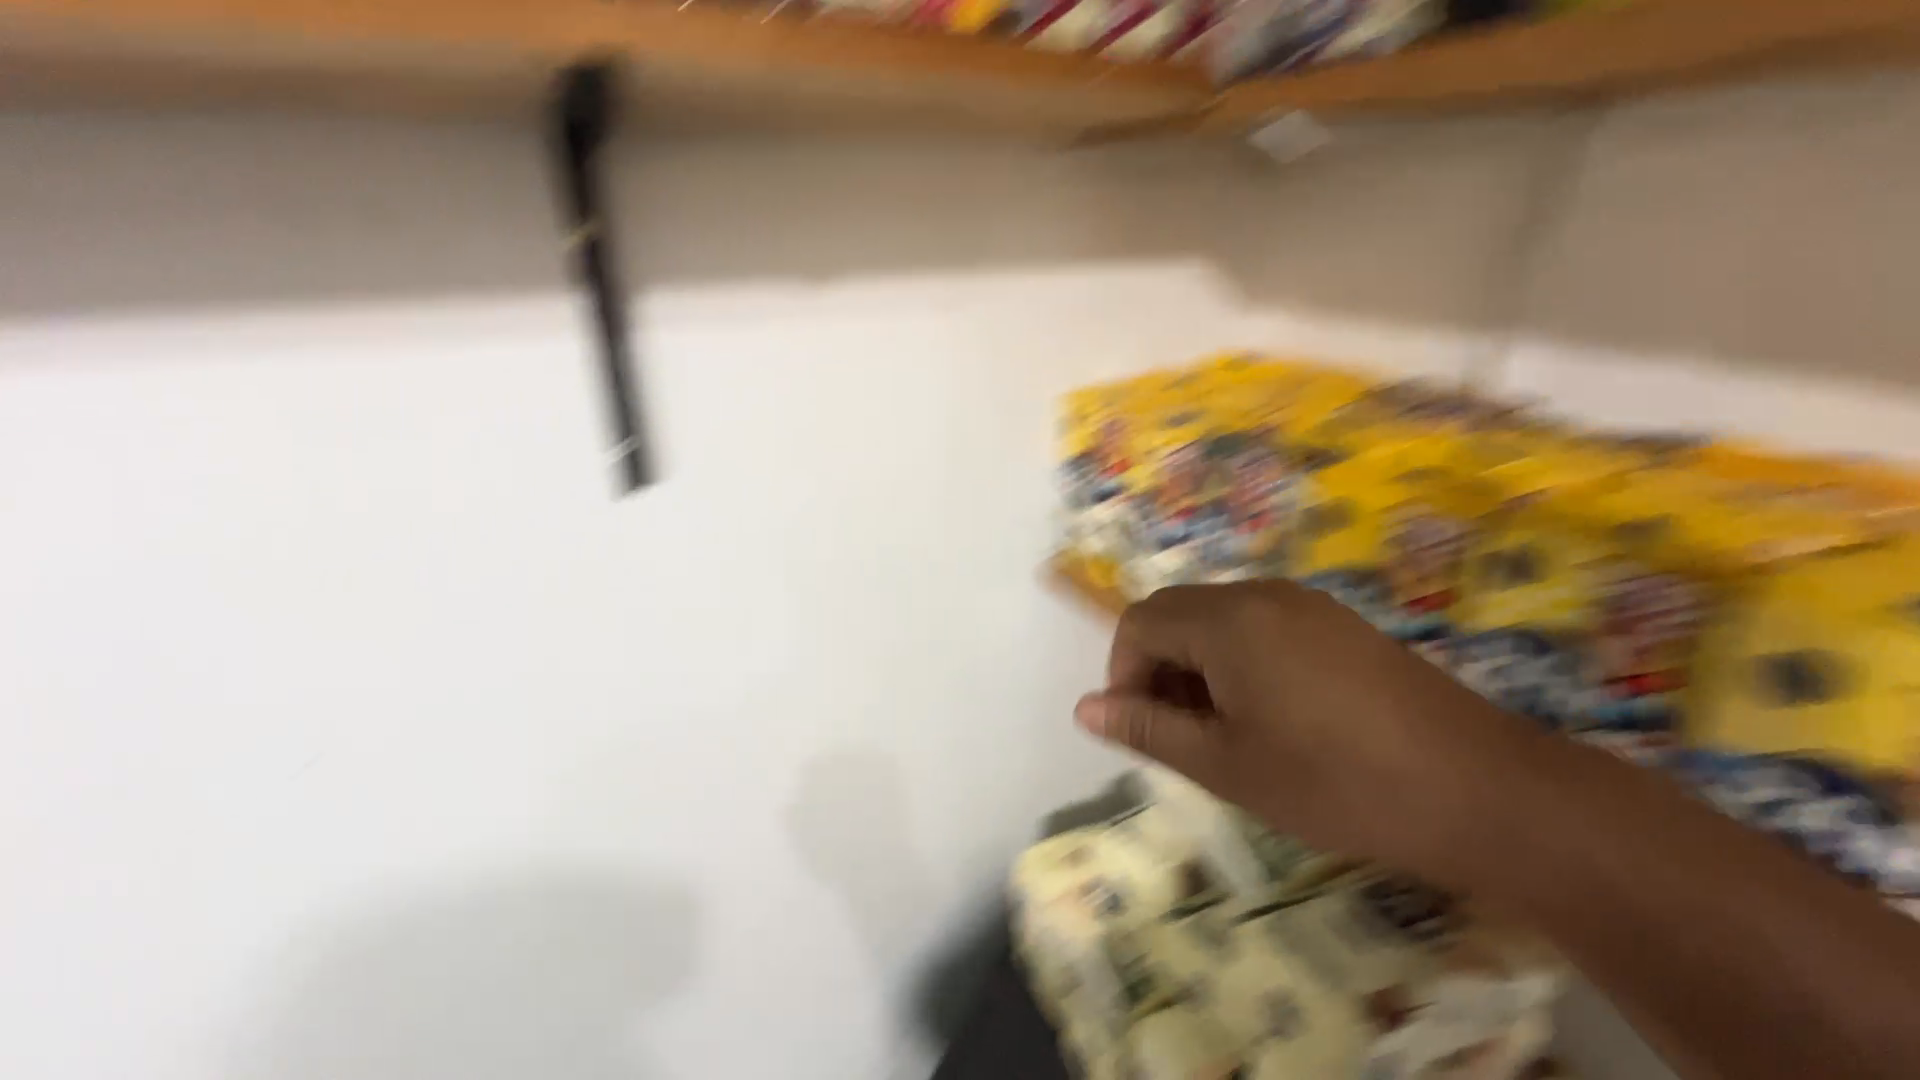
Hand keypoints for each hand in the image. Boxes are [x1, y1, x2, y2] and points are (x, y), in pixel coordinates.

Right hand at [1075, 580, 1537, 885]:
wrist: (1479, 790)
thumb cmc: (1334, 783)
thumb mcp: (1225, 765)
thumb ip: (1148, 729)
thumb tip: (1086, 709)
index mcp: (1228, 620)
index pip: (1140, 622)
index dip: (1123, 674)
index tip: (1141, 731)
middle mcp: (1264, 594)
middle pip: (1179, 612)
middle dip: (1159, 668)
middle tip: (1179, 736)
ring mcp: (1310, 605)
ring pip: (1222, 620)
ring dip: (1199, 667)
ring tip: (1224, 735)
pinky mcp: (1343, 626)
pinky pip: (1265, 627)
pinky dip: (1242, 663)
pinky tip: (1272, 719)